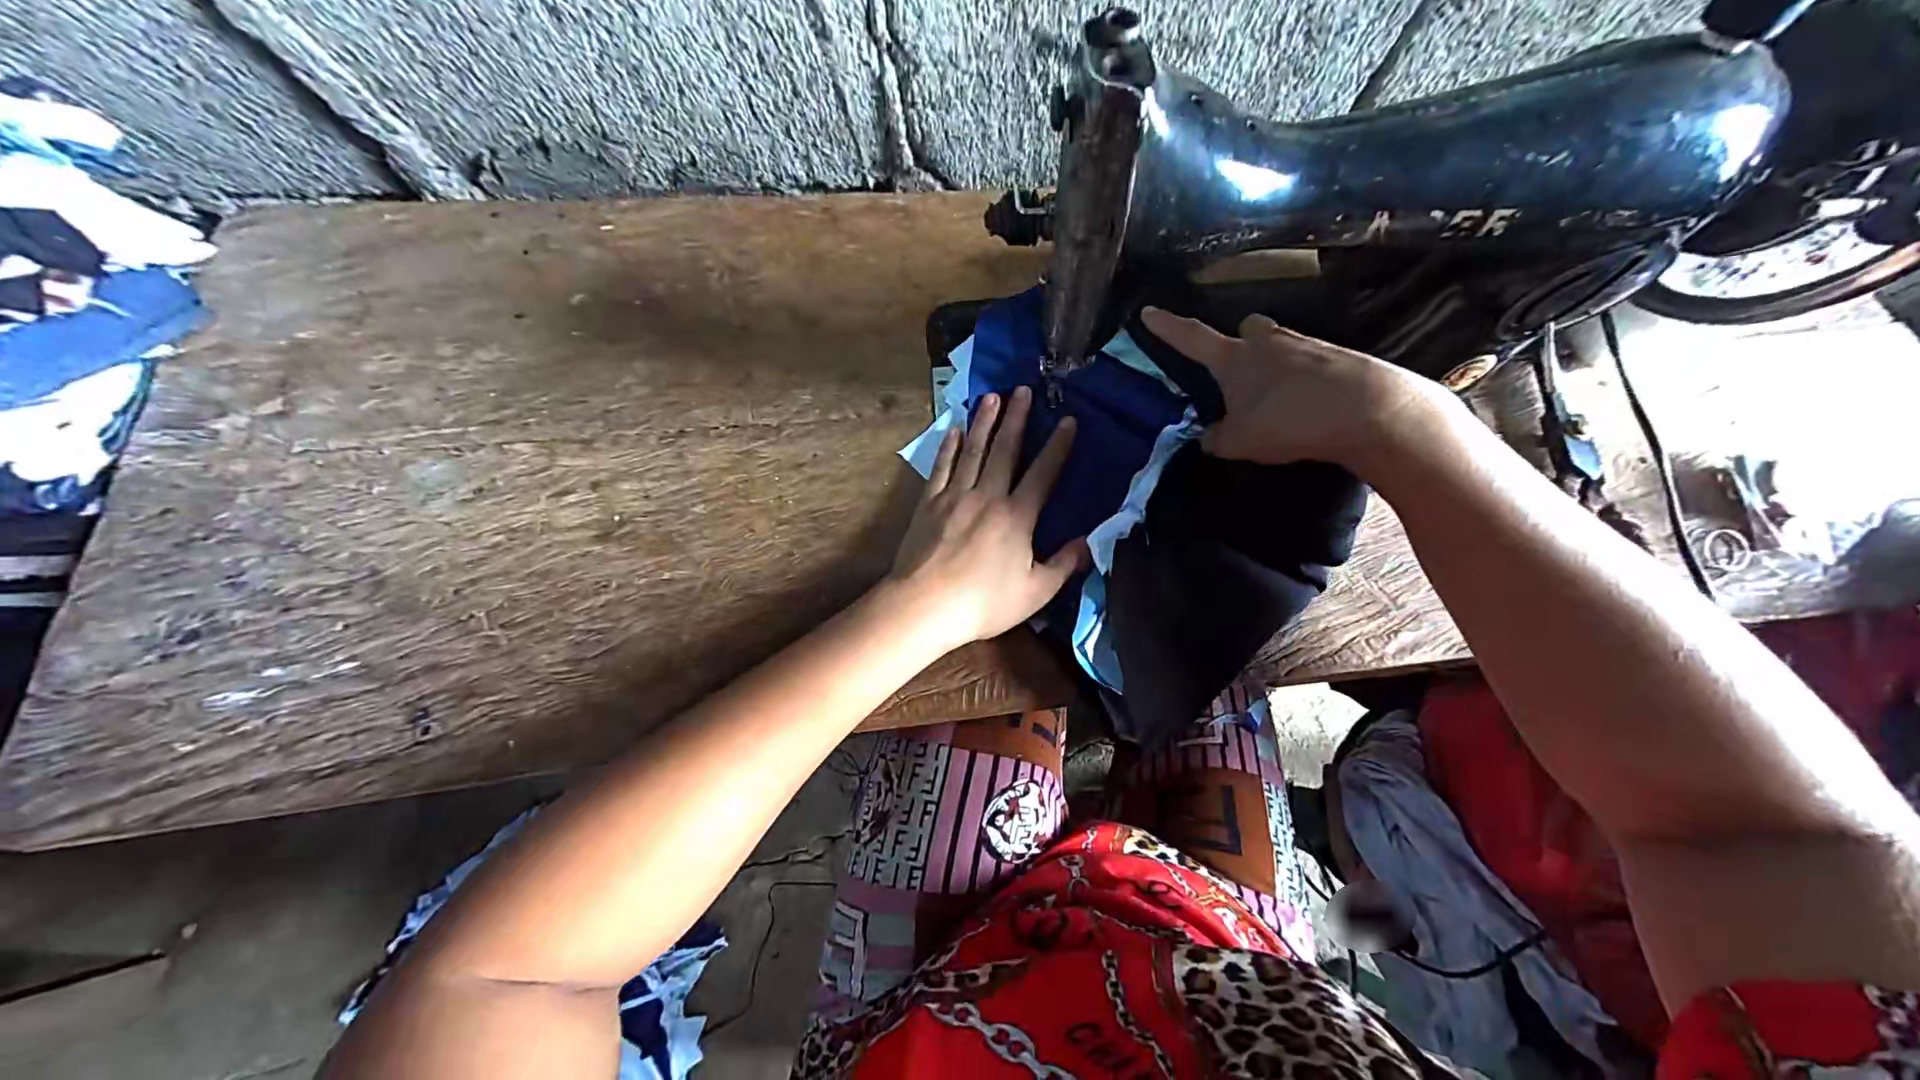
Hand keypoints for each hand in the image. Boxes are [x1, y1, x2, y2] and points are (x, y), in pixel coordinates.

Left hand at [882, 386, 1087, 652]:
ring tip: (991, 398)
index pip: (1043, 474)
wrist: (924, 605)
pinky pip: (941, 468)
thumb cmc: (983, 603)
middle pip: (1005, 451)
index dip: (1058, 446)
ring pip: (973, 452)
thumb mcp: (1035, 592)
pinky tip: (953, 431)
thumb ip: (1064, 566)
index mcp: (1017, 517)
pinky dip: (948, 447)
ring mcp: (954, 497)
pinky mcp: (928, 504)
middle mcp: (987, 497)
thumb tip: (1089, 543)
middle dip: (1016, 419)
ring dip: (983, 423)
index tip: (1068, 420)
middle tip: (1022, 390)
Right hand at [1140, 307, 1447, 468]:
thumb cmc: (1289, 421)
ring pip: (1280, 344)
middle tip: (1238, 369)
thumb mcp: (1239, 442)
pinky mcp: (1339, 359)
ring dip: (1273, 364)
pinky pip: (1310, 364)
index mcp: (1235, 359)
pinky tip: (1306, 406)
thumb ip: (1217, 438)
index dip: (1167, 327)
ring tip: (1275, 399)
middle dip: (1240, 341)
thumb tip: (1211, 436)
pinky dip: (1302, 381)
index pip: (1191, 338)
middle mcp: (1269, 342)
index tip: (1148, 311)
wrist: (1369, 411)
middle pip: (1248, 328)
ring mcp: (1308, 345)